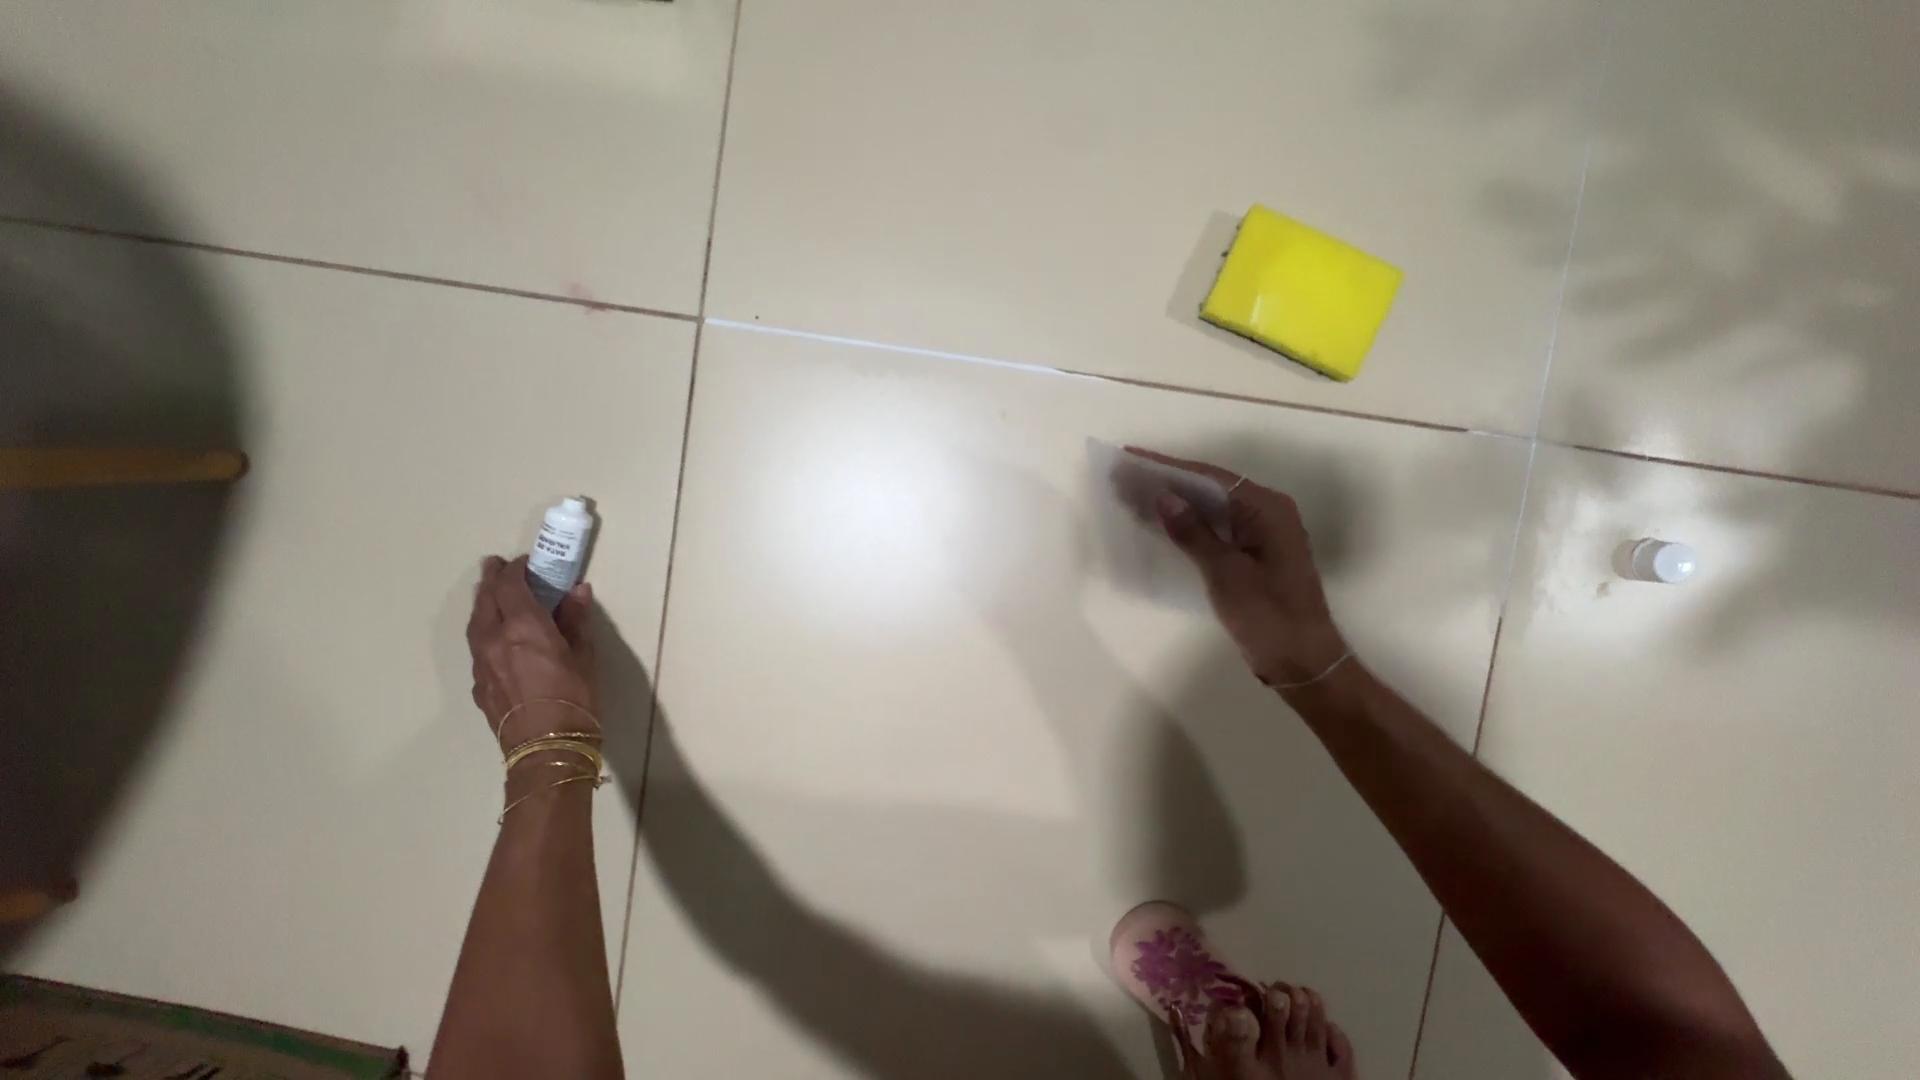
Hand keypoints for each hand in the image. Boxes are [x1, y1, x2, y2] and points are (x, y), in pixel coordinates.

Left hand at [466, 555, 598, 750]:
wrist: (548, 748)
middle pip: (486, 599)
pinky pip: (477, 646)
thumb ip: (576, 620)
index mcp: (523, 626)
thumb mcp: (585, 655)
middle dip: (492, 580)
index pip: (510, 585)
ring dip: (484, 603)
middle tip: (495, 566)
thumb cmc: (575, 697)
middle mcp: (494, 638)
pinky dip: (485, 630)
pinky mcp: (479, 683)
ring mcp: (481, 662)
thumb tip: (577, 592)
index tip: (526, 561)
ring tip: (491, 594)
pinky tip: (496, 635)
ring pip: (476, 623)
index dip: (516, 569)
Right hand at [1127, 449, 1348, 686]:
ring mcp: (1259, 535)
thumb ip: (1193, 532)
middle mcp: (1266, 513)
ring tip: (1127, 494)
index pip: (1209, 477)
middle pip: (1208, 488)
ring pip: (1208, 508)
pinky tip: (1156, 523)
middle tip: (1120, 476)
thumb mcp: (1225, 572)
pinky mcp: (1250, 555)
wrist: (1301, 663)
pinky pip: (1213, 529)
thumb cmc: (1267, 614)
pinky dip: (1184, 525)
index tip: (1131, 457)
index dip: (1167, 467)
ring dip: (1171, 503)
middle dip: (1164, 482)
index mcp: (1266, 508)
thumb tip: (1163, 497)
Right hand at [1173, 984, 1355, 1079]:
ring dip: (1305, 1001)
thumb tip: (1174, 1007)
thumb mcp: (1205, 1076)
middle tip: (1272, 995)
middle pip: (1287, 1005)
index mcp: (1251, 1061)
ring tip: (1297, 999)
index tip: (1248, 998)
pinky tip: (1322, 1028)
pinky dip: (1332, 1030)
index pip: (1251, 1015)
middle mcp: (1283, 1057)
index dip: (1253, 997)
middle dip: (1279, 992)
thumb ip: (1187, 1043)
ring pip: (1315, 1016)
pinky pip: (1341, 1045)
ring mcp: (1314, 1067)